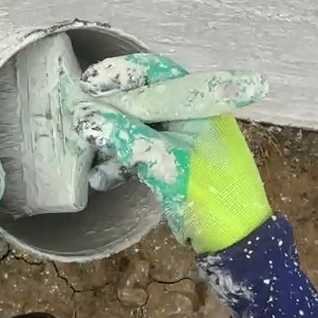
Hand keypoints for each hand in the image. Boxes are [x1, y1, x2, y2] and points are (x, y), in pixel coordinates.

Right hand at [75, 52, 270, 254]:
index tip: (88, 83)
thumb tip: (83, 115)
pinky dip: (120, 161)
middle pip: (141, 98)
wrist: (238, 245)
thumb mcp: (168, 164)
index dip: (120, 73)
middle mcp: (189, 115)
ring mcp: (180, 140)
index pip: (155, 71)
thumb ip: (126, 136)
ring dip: (111, 138)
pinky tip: (100, 177)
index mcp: (199, 105)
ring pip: (136, 126)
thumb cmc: (214, 197)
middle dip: (109, 107)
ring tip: (84, 148)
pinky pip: (140, 152)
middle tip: (79, 115)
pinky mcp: (172, 163)